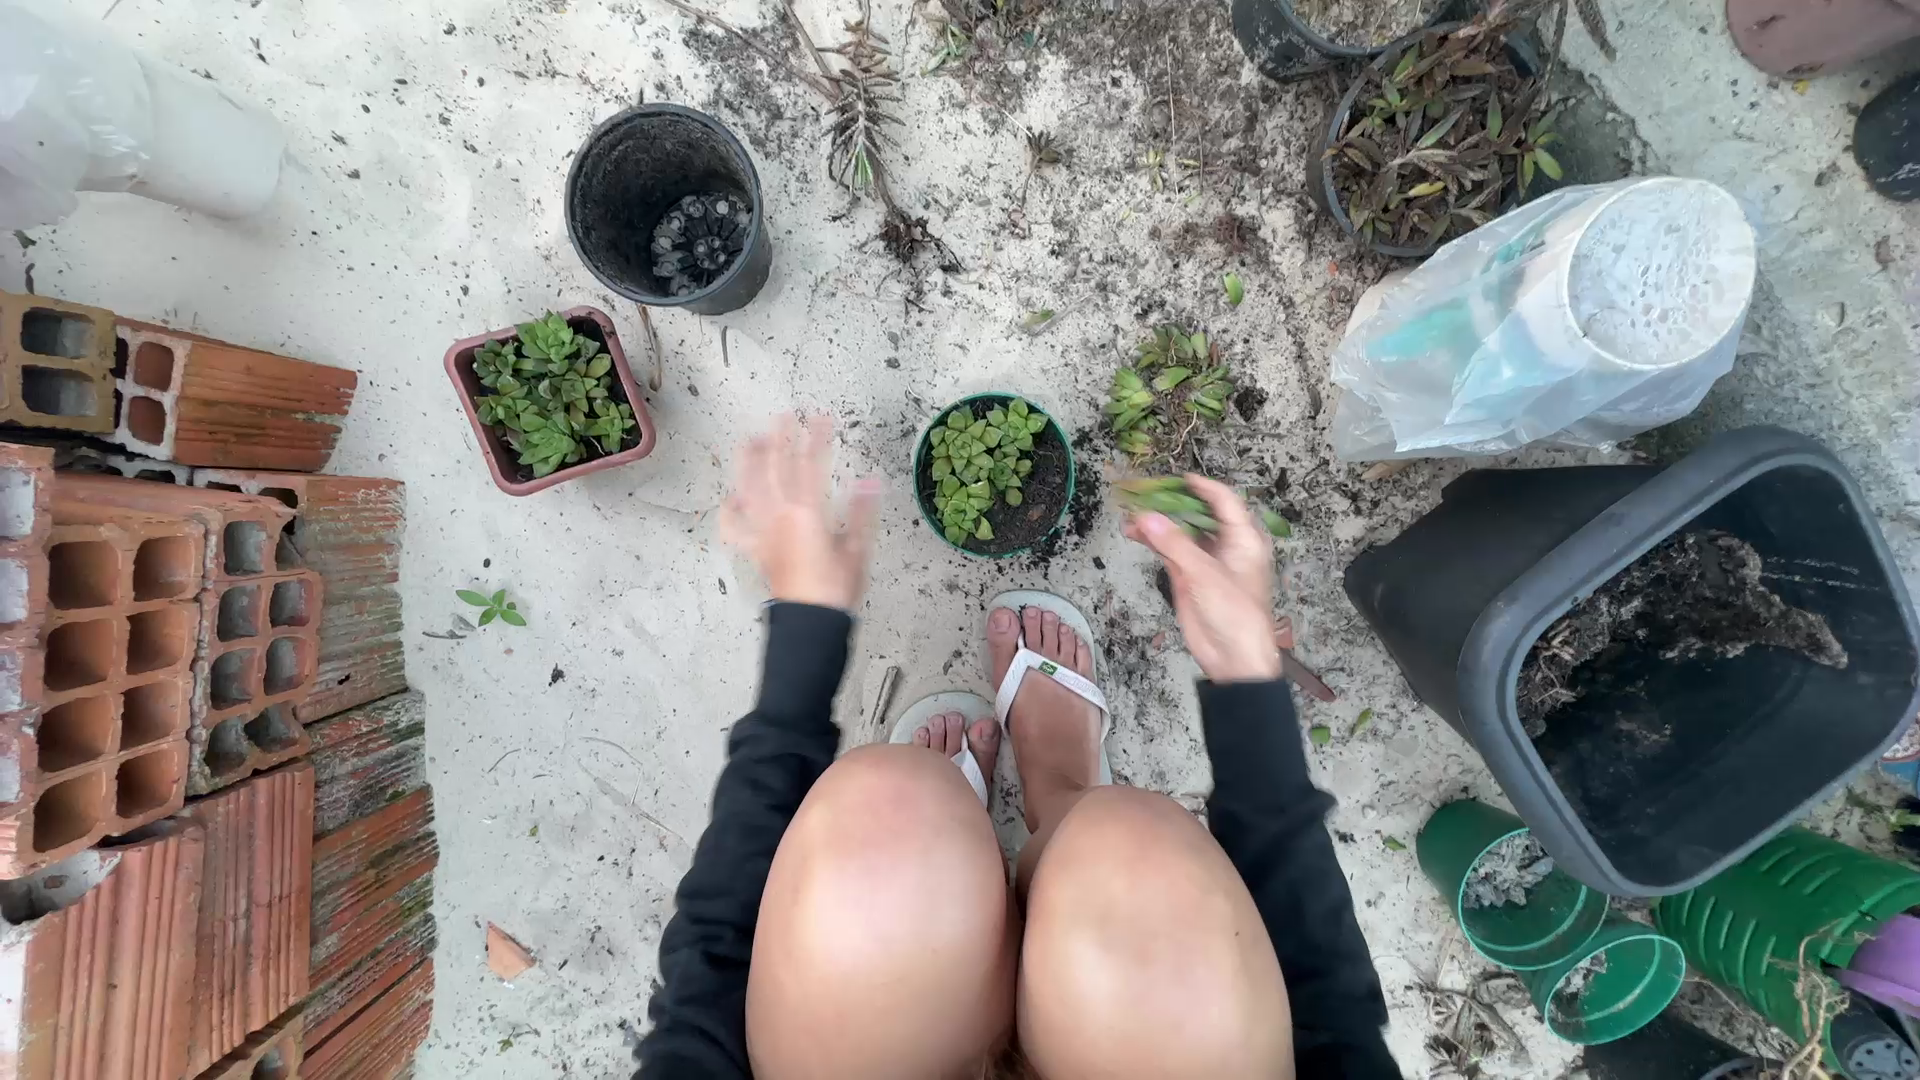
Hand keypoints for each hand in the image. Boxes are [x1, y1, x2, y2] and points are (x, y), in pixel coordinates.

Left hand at [719, 414, 880, 611]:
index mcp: (807, 512)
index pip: (811, 464)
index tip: (821, 417)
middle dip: (778, 439)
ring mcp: (763, 531)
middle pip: (774, 468)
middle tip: (782, 417)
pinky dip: (730, 511)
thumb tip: (871, 481)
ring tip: (748, 441)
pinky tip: (730, 499)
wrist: (809, 620)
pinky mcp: (755, 549)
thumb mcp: (857, 549)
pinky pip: (735, 528)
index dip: (816, 437)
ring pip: (749, 488)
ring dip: (748, 462)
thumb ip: (861, 511)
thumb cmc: (835, 588)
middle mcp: (779, 516)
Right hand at [1123, 474, 1282, 681]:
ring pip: (1179, 531)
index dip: (1202, 487)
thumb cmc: (1236, 615)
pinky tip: (1134, 533)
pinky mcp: (1188, 576)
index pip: (1224, 501)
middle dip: (1171, 503)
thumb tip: (1147, 518)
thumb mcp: (1206, 575)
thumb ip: (1174, 544)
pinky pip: (1168, 550)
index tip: (1178, 478)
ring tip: (1131, 514)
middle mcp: (1225, 546)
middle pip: (1197, 513)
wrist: (1233, 657)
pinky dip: (1152, 541)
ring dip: (1157, 522)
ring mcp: (1204, 561)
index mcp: (1243, 540)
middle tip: (1145, 492)